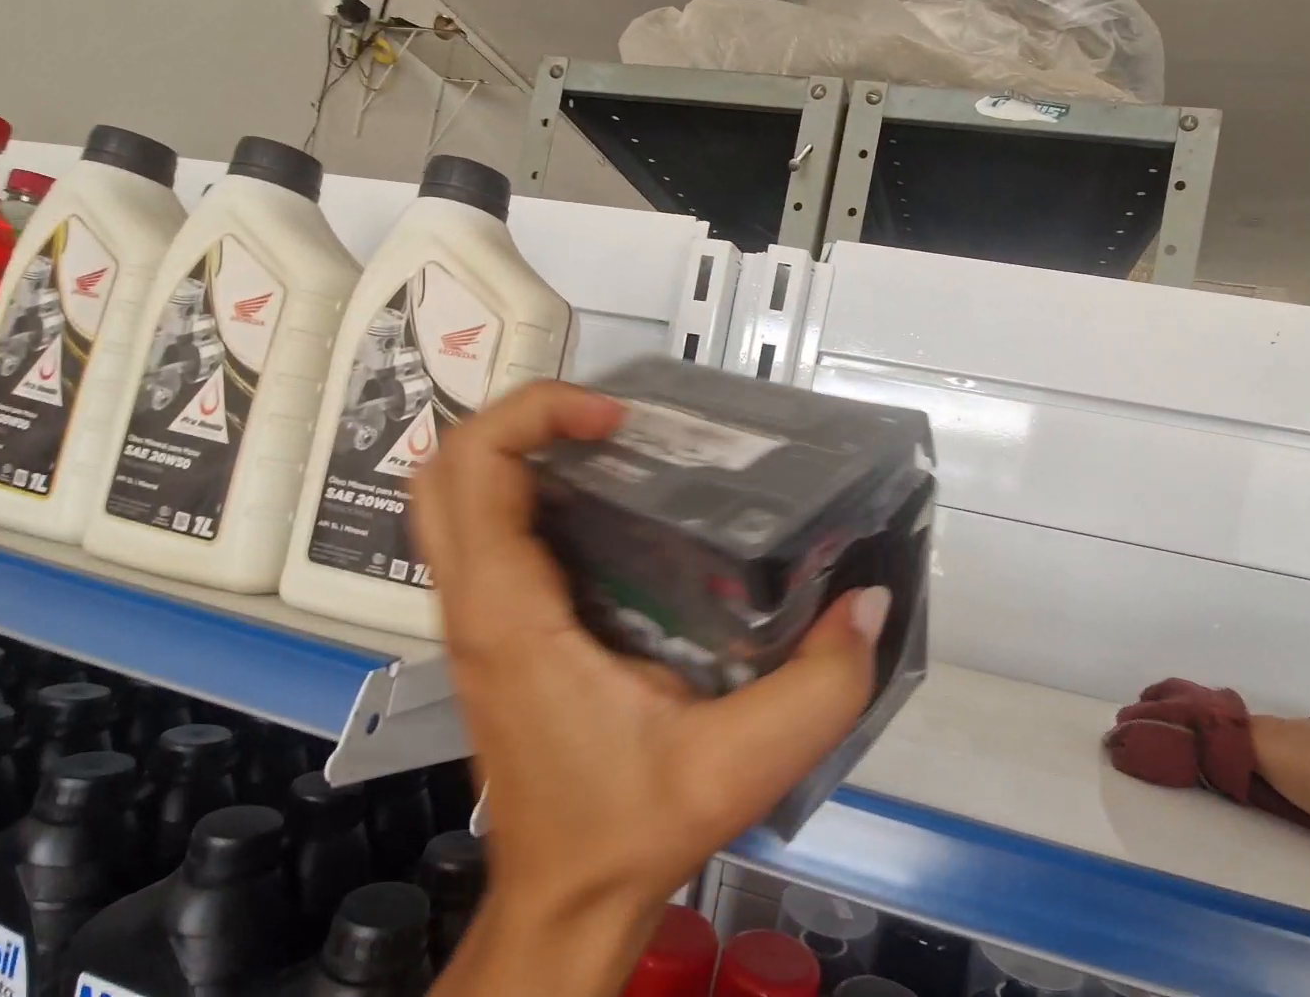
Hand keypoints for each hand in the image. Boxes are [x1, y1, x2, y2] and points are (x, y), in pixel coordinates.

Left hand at [412, 381, 888, 996]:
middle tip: (603, 421)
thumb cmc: (627, 832)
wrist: (568, 898)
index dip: (537, 412)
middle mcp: (476, 611)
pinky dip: (521, 498)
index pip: (477, 469)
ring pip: (450, 501)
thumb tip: (864, 605)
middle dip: (517, 416)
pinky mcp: (493, 639)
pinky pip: (480, 540)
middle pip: (444, 467)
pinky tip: (600, 513)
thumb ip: (818, 687)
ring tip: (604, 449)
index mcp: (513, 620)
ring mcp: (474, 625)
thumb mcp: (740, 764)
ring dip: (515, 452)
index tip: (614, 419)